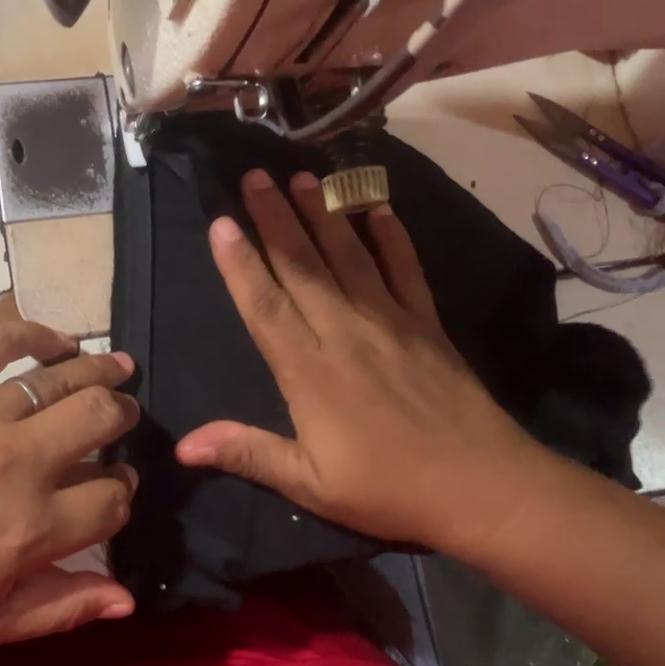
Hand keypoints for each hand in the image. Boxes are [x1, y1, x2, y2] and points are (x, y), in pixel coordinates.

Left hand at [0, 321, 140, 654]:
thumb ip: (62, 609)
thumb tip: (129, 597)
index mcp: (31, 528)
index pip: (113, 497)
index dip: (123, 493)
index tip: (113, 490)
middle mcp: (17, 463)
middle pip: (100, 420)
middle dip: (124, 418)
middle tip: (124, 418)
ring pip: (61, 378)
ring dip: (101, 370)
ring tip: (119, 367)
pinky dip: (35, 333)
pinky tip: (58, 340)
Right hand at [174, 169, 554, 549]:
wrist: (481, 486)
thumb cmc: (387, 488)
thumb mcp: (310, 484)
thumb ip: (248, 453)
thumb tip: (183, 447)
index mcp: (309, 370)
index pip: (265, 306)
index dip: (240, 264)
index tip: (222, 222)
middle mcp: (344, 333)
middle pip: (302, 266)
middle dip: (275, 219)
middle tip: (256, 176)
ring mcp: (389, 322)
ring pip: (348, 256)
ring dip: (323, 214)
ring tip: (302, 177)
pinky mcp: (427, 324)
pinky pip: (405, 270)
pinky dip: (391, 237)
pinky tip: (378, 208)